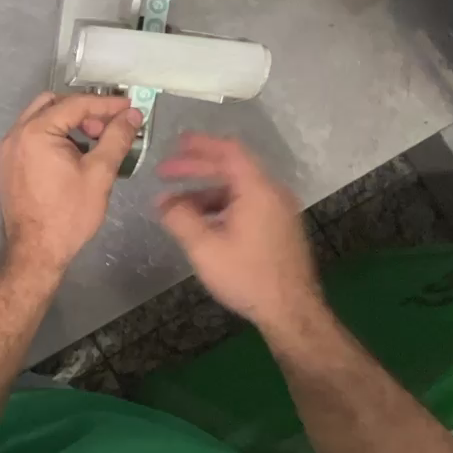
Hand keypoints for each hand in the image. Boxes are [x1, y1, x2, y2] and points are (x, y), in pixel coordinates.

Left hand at [0, 92, 141, 276]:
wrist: (36, 251)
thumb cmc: (68, 214)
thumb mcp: (99, 173)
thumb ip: (116, 138)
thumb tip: (132, 115)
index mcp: (35, 132)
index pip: (75, 104)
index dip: (106, 103)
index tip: (129, 107)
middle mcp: (16, 135)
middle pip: (53, 104)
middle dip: (83, 109)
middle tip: (107, 126)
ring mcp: (9, 150)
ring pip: (41, 119)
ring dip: (69, 122)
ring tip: (95, 141)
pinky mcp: (9, 165)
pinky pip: (33, 136)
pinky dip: (55, 136)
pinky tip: (75, 153)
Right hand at [155, 133, 326, 341]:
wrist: (290, 309)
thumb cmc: (247, 275)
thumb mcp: (204, 247)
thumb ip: (180, 218)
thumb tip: (162, 201)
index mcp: (257, 190)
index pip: (229, 152)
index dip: (201, 145)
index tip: (175, 143)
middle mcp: (272, 193)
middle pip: (232, 168)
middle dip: (196, 169)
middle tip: (164, 173)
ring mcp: (278, 211)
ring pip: (237, 189)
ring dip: (204, 191)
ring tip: (176, 205)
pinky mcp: (278, 227)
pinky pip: (246, 204)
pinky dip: (220, 205)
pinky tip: (201, 222)